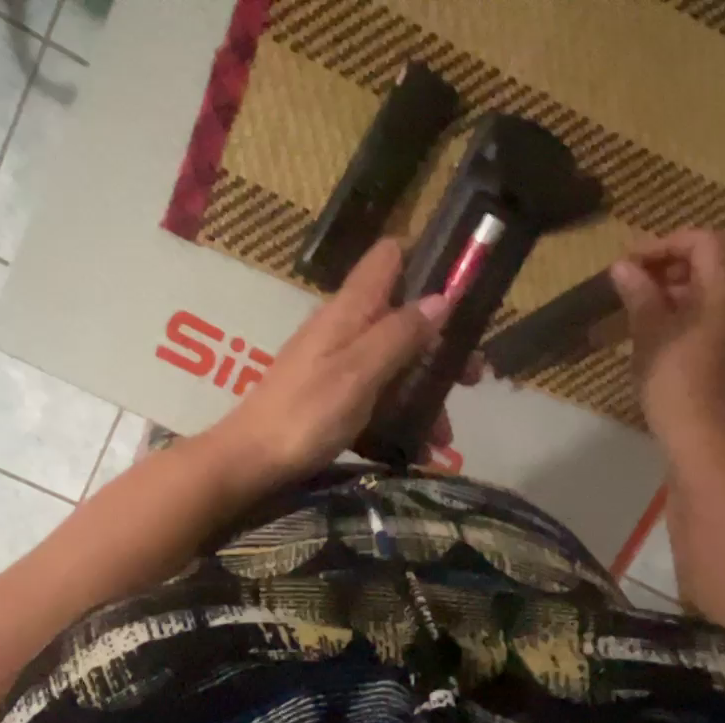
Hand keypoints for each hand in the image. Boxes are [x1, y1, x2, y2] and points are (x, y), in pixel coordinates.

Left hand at [203, 239, 476, 487]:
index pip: (389, 259)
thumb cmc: (305, 415)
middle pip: (402, 318)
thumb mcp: (360, 372)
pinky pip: (376, 398)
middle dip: (440, 345)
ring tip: (443, 438)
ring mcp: (335, 364)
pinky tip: (416, 450)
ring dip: (424, 394)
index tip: (467, 288)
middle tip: (474, 379)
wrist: (249, 462)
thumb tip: (442, 296)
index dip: (428, 262)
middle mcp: (343, 329)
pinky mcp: (330, 398)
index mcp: (349, 311)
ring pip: (393, 363)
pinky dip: (398, 418)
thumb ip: (399, 334)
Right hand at [609, 229, 724, 437]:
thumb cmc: (671, 375)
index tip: (631, 263)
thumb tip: (623, 267)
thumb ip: (639, 292)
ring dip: (671, 286)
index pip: (702, 242)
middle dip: (666, 264)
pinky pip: (707, 308)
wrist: (695, 426)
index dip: (664, 244)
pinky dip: (681, 306)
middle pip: (707, 261)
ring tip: (636, 302)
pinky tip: (653, 323)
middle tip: (629, 280)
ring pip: (706, 286)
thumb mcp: (649, 330)